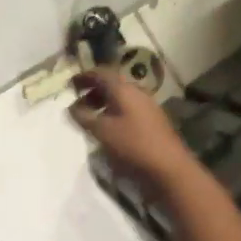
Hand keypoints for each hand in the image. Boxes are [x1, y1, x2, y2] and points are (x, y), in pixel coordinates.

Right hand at [71, 69, 201, 192]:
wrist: (170, 167)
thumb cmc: (133, 145)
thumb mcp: (102, 131)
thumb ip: (83, 116)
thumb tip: (71, 106)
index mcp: (123, 89)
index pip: (100, 73)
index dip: (83, 77)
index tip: (70, 85)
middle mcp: (137, 91)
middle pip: (111, 83)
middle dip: (93, 90)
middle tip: (78, 102)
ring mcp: (148, 105)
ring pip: (121, 97)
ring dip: (103, 102)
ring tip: (91, 117)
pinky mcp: (154, 120)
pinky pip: (129, 108)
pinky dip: (115, 111)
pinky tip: (110, 128)